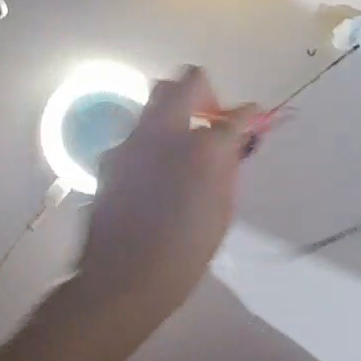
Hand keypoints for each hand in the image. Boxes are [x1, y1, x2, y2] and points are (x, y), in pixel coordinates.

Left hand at [72, 68, 258, 314]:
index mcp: (201, 148)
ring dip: (173, 116)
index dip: (247, 116)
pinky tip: (154, 176)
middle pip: (183, 82)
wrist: (122, 278)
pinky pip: (135, 137)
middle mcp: (163, 133)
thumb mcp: (220, 211)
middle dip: (202, 93)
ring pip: (153, 105)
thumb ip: (226, 168)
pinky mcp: (109, 158)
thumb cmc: (184, 254)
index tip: (251, 119)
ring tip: (180, 150)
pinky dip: (150, 145)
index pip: (234, 116)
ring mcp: (130, 142)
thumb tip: (230, 145)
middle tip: (209, 122)